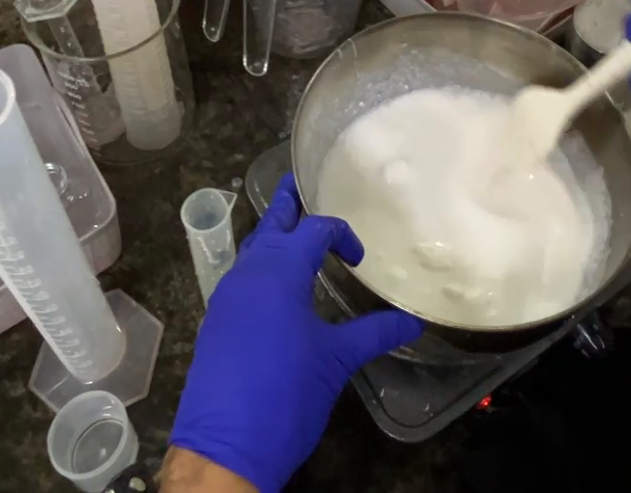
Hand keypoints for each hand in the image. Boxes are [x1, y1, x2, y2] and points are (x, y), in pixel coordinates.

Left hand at [170, 174, 423, 492]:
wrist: (224, 446)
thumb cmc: (286, 392)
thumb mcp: (336, 360)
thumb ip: (374, 333)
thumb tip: (412, 322)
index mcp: (280, 270)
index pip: (314, 230)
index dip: (340, 235)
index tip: (357, 258)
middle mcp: (250, 273)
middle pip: (271, 225)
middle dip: (286, 204)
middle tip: (296, 183)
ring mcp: (228, 296)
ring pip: (253, 250)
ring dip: (272, 235)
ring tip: (290, 230)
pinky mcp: (218, 321)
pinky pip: (242, 276)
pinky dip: (260, 265)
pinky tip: (273, 285)